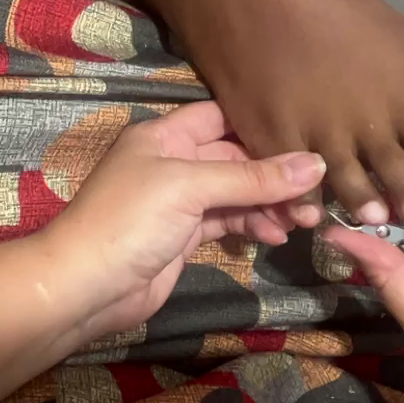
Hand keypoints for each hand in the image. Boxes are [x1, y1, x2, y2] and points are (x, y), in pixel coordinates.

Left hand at [40, 101, 325, 338]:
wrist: (86, 285)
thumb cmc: (130, 220)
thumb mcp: (190, 188)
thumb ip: (251, 177)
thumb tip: (316, 164)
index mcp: (162, 136)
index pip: (219, 118)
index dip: (259, 125)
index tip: (307, 138)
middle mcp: (170, 162)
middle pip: (232, 158)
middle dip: (273, 174)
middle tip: (316, 196)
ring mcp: (176, 200)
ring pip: (233, 192)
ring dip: (267, 204)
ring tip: (302, 221)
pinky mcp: (181, 235)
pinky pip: (225, 220)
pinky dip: (250, 225)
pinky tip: (274, 235)